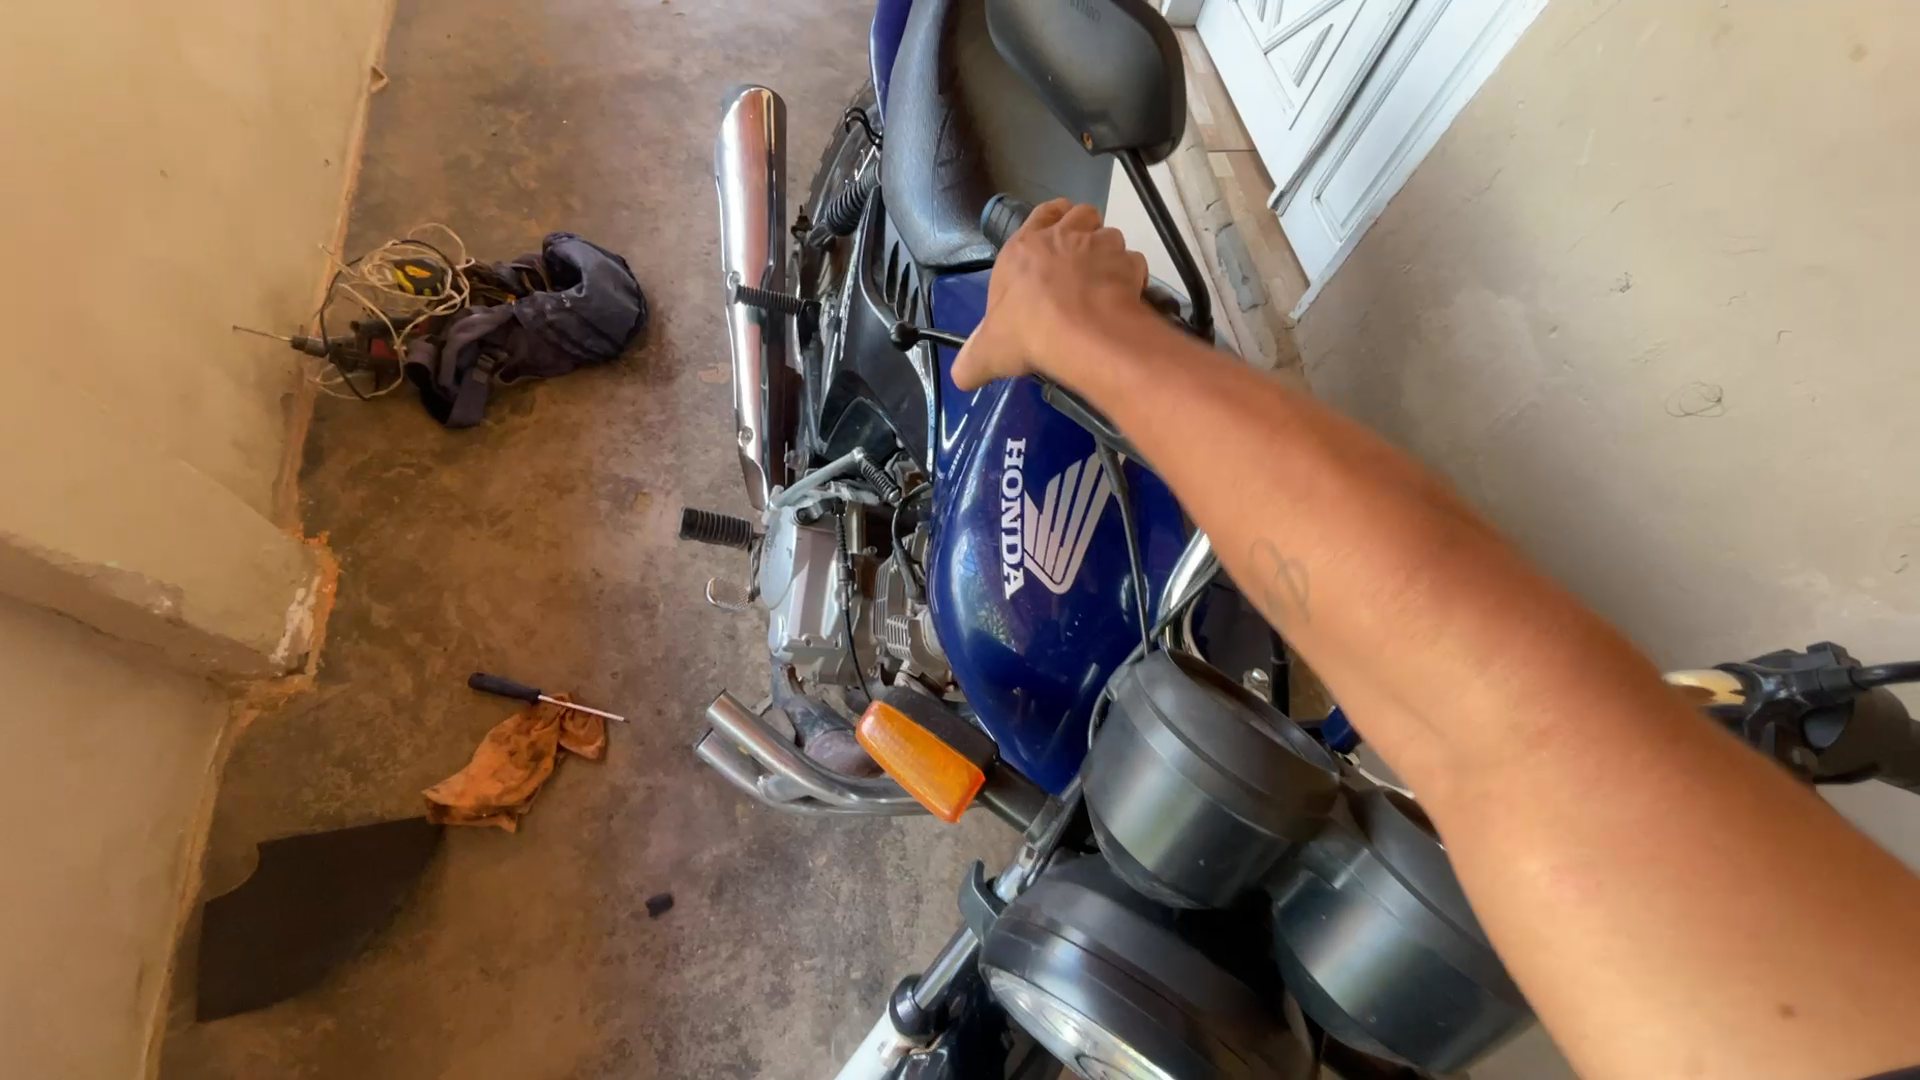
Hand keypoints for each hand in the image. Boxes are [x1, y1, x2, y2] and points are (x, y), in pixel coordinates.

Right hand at [952, 200, 1151, 390]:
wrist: (1078, 333)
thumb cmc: (1025, 332)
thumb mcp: (987, 352)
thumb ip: (972, 361)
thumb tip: (961, 377)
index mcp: (1024, 248)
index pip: (1040, 214)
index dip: (1049, 221)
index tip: (1053, 238)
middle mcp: (1063, 237)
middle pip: (1081, 214)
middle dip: (1082, 232)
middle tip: (1079, 263)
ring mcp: (1100, 247)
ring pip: (1111, 236)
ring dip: (1108, 255)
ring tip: (1101, 285)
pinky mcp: (1127, 266)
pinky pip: (1133, 264)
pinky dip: (1130, 278)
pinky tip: (1122, 300)